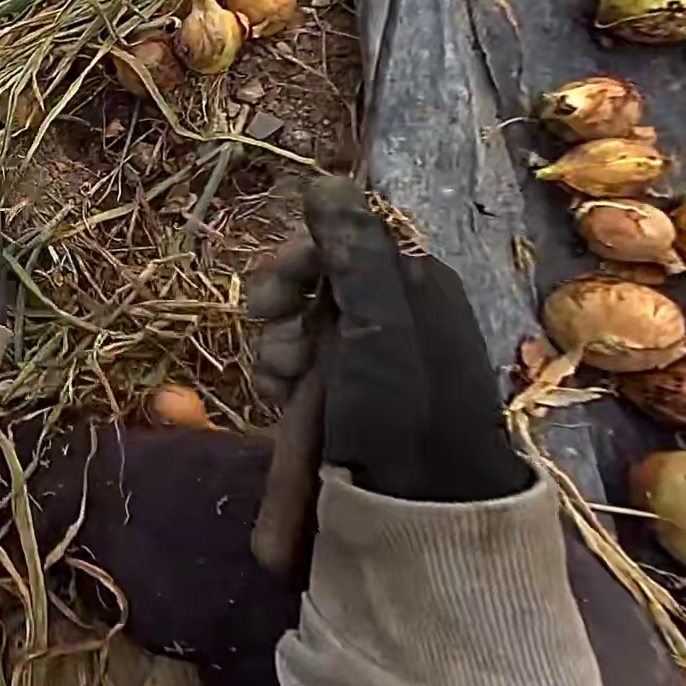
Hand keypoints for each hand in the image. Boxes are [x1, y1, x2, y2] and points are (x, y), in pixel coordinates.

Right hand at [252, 177, 530, 504]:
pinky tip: (278, 394)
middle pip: (309, 279)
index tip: (275, 290)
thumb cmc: (401, 405)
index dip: (296, 259)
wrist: (417, 506)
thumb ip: (352, 251)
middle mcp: (385, 309)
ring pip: (293, 321)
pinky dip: (276, 372)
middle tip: (268, 328)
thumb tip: (325, 178)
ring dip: (274, 344)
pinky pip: (292, 359)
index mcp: (407, 282)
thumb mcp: (378, 322)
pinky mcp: (338, 386)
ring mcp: (360, 351)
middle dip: (278, 304)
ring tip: (280, 379)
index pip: (337, 240)